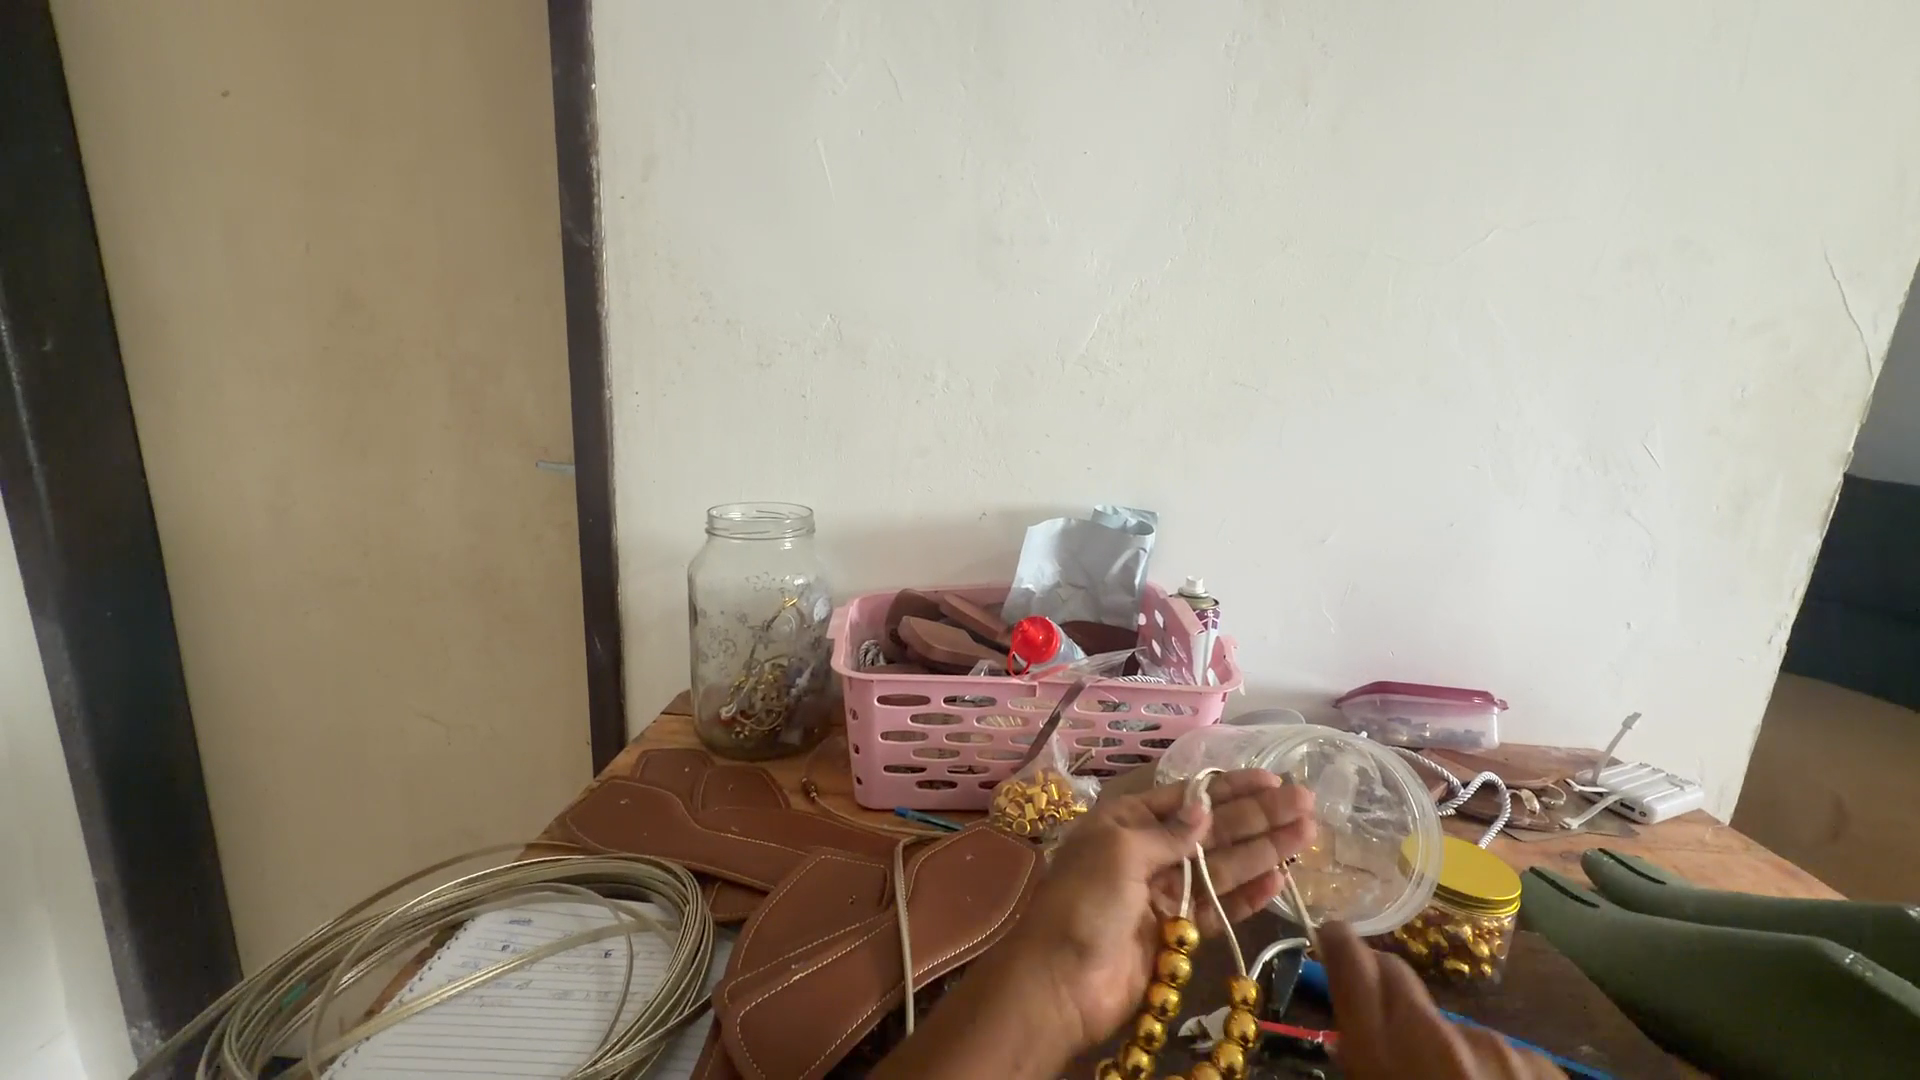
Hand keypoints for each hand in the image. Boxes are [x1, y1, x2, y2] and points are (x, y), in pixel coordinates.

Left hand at [1001, 770, 1315, 1053]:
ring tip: (1307, 834)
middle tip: (1307, 804)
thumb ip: (1168, 833)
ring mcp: (1164, 892)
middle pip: (1212, 830)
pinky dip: (1248, 894)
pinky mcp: (1177, 932)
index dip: (1230, 788)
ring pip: (1222, 866)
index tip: (1272, 780)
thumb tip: (1204, 807)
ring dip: (1264, 850)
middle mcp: (1148, 851)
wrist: (1061, 980)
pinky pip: (1218, 907)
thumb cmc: (1084, 900)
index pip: (1188, 797)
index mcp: (1126, 821)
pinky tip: (1280, 878)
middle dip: (1258, 815)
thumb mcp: (1120, 850)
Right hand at [1321, 921, 1564, 1077]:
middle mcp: (1434, 1036)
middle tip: (1386, 1028)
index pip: (1351, 962)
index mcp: (1383, 1052)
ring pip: (1451, 1025)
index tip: (1332, 939)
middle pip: (1395, 974)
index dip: (1339, 944)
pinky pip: (1504, 1055)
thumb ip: (1362, 1067)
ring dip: (1446, 1049)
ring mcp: (1495, 1048)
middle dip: (1384, 989)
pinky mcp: (1545, 1069)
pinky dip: (1495, 1075)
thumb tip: (1350, 1042)